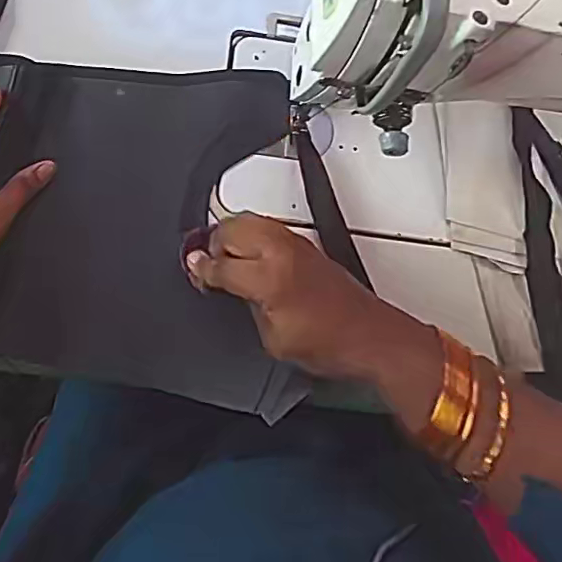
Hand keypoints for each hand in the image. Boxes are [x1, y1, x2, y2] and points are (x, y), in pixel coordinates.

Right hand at [185, 213, 436, 381]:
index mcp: (269, 278)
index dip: (200, 269)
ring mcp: (294, 242)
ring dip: (230, 233)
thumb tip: (226, 285)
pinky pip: (266, 224)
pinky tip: (248, 249)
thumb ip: (244, 305)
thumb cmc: (330, 342)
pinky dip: (250, 231)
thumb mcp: (273, 338)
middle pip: (229, 229)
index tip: (192, 269)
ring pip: (247, 218)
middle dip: (213, 245)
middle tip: (207, 263)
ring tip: (225, 254)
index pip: (220, 264)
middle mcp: (281, 252)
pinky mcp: (304, 241)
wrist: (368, 335)